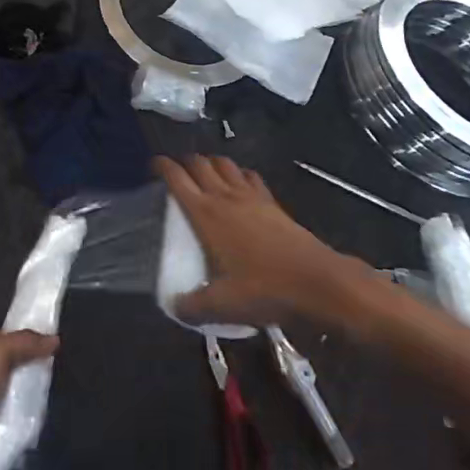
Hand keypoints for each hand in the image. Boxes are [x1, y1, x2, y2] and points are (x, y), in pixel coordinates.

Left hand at [0, 330, 58, 447]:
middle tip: (46, 377)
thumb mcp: (0, 352)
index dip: (25, 341)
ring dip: (19, 393)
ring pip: (3, 386)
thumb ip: (25, 342)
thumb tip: (54, 339)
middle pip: (5, 360)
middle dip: (24, 367)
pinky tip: (23, 417)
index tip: (48, 352)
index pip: (4, 335)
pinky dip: (11, 412)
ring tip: (39, 399)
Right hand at [154, 155, 367, 327]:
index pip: (177, 178)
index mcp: (205, 213)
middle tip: (177, 174)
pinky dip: (238, 174)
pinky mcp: (271, 201)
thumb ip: (192, 306)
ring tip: (205, 175)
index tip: (153, 166)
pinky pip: (249, 175)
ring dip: (211, 163)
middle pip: (200, 163)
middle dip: (185, 162)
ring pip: (225, 163)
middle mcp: (225, 196)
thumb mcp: (222, 305)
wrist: (316, 281)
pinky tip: (239, 186)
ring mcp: (251, 195)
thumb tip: (174, 305)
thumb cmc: (264, 288)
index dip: (162, 166)